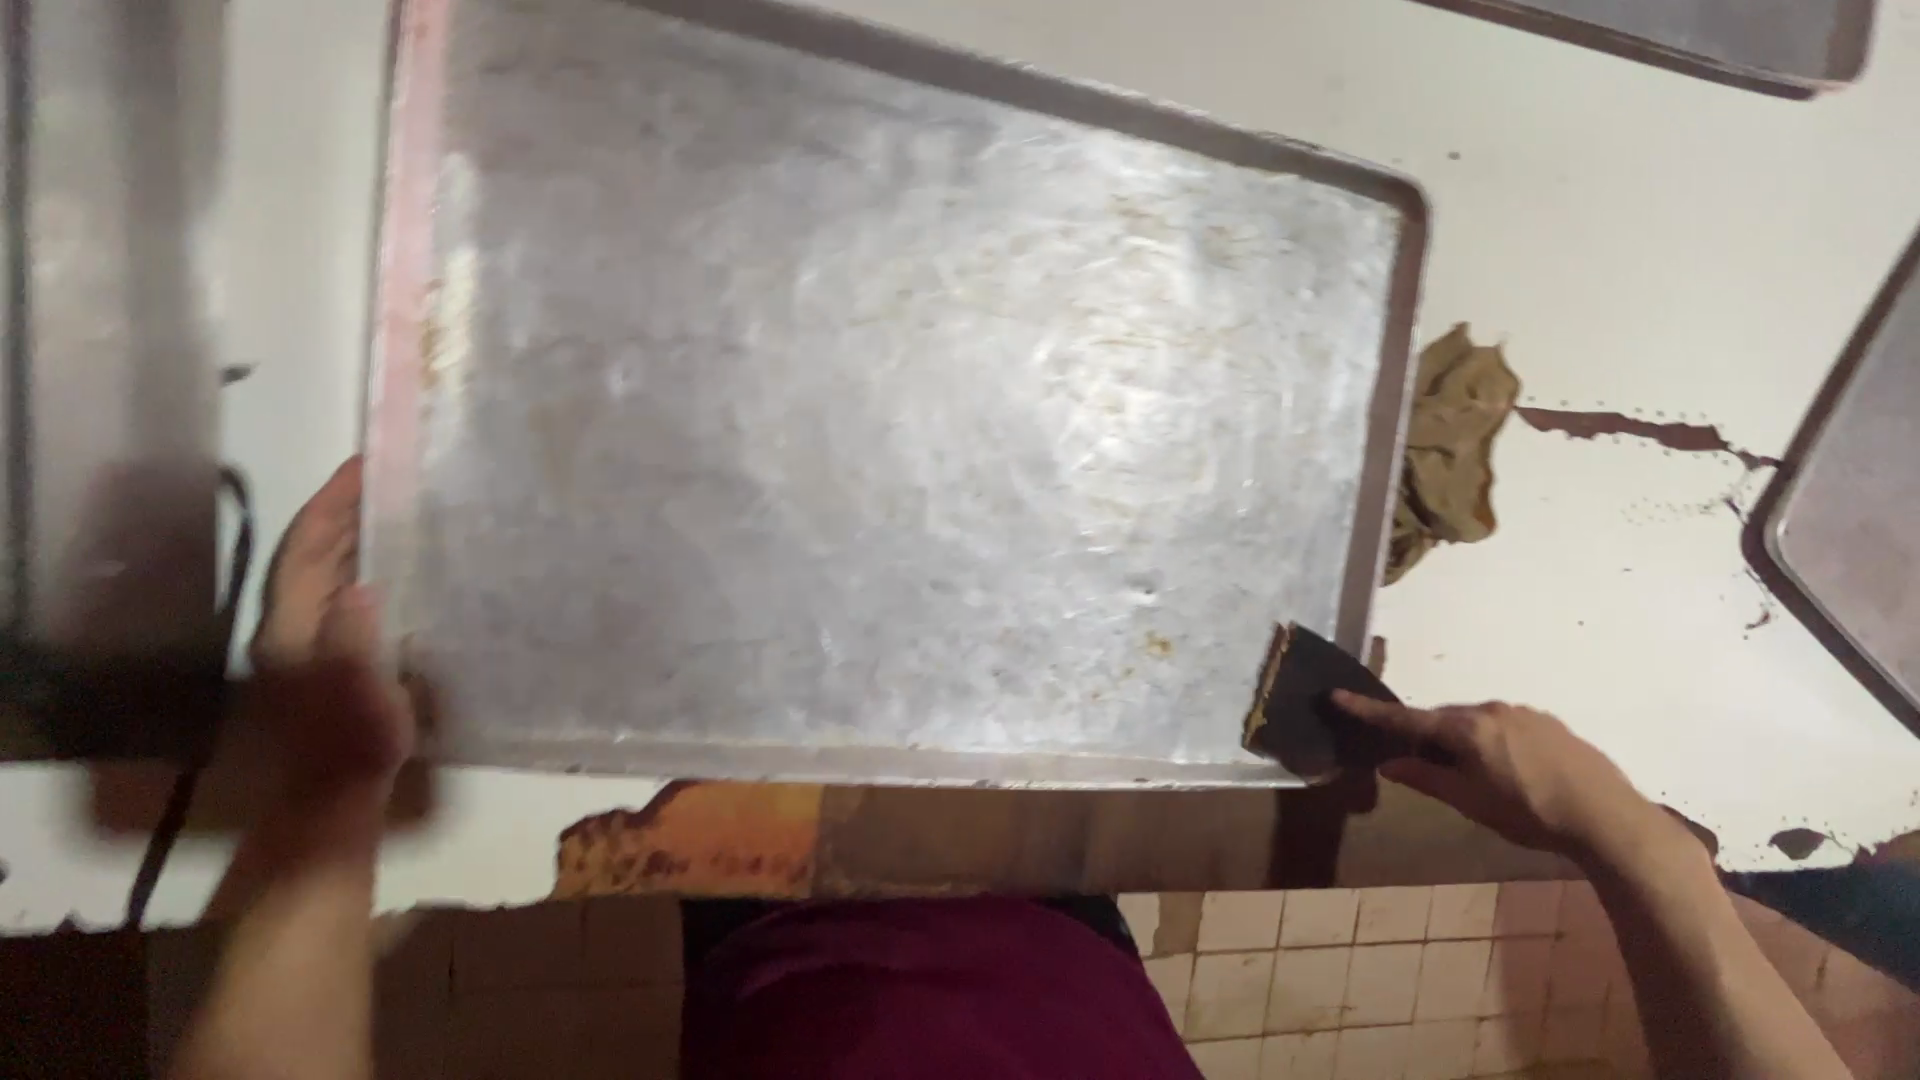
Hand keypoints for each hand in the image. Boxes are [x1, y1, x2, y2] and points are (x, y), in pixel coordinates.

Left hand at [247, 458, 414, 790]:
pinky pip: (346, 587)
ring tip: (393, 501)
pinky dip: (366, 561)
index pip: (305, 551)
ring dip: (354, 531)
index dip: (330, 507)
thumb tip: (361, 587)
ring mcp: (311, 635)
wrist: (339, 787)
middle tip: (383, 474)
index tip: (361, 469)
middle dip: (341, 509)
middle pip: (311, 552)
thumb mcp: (359, 692)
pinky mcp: (334, 646)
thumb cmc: (354, 740)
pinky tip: (397, 555)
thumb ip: (353, 640)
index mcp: (293, 627)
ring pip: (327, 567)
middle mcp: (294, 623)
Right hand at [1332, 692, 1680, 862]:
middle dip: (1430, 739)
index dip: (1368, 710)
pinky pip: (1506, 727)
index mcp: (1465, 728)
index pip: (1405, 717)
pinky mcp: (1552, 724)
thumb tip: (1390, 764)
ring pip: (1476, 724)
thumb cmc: (1531, 814)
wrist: (1612, 821)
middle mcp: (1491, 710)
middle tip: (1428, 768)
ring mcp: (1525, 714)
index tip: (1336, 696)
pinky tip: (1514, 773)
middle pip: (1443, 720)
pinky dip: (1495, 744)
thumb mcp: (1470, 802)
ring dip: (1465, 743)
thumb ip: (1426, 778)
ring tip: (1480, 779)